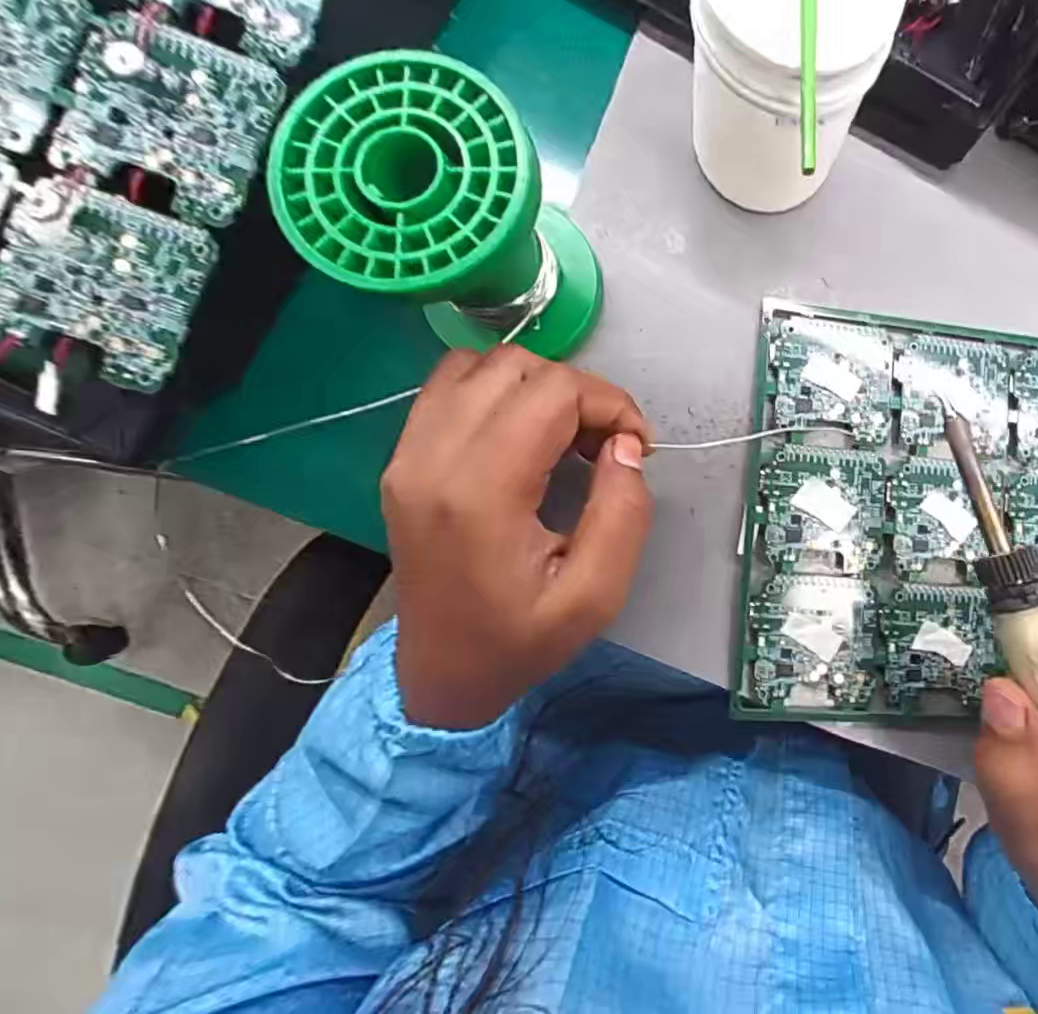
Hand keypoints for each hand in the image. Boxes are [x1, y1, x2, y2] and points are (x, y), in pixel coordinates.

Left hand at [381, 346, 653, 728]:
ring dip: (536, 385)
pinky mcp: (401, 457)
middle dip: (579, 392)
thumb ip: (624, 513)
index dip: (609, 403)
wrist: (441, 673)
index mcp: (480, 492)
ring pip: (480, 364)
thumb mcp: (595, 596)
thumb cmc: (519, 642)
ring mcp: (408, 453)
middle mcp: (433, 457)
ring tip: (563, 434)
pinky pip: (449, 385)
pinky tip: (519, 430)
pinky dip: (494, 389)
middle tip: (604, 444)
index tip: (635, 444)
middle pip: (518, 367)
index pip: (553, 393)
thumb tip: (625, 444)